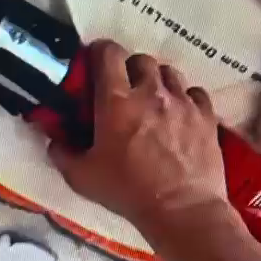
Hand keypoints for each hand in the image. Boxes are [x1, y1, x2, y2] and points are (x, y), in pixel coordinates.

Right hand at [48, 40, 232, 237]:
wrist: (180, 208)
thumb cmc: (125, 190)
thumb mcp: (81, 176)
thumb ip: (62, 152)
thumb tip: (53, 139)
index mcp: (116, 101)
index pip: (108, 54)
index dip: (99, 52)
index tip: (94, 63)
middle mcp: (151, 92)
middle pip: (140, 59)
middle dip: (128, 68)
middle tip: (121, 88)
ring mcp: (183, 102)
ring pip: (169, 72)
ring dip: (156, 80)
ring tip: (151, 100)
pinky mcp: (207, 116)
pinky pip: (194, 92)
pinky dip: (184, 97)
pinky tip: (177, 114)